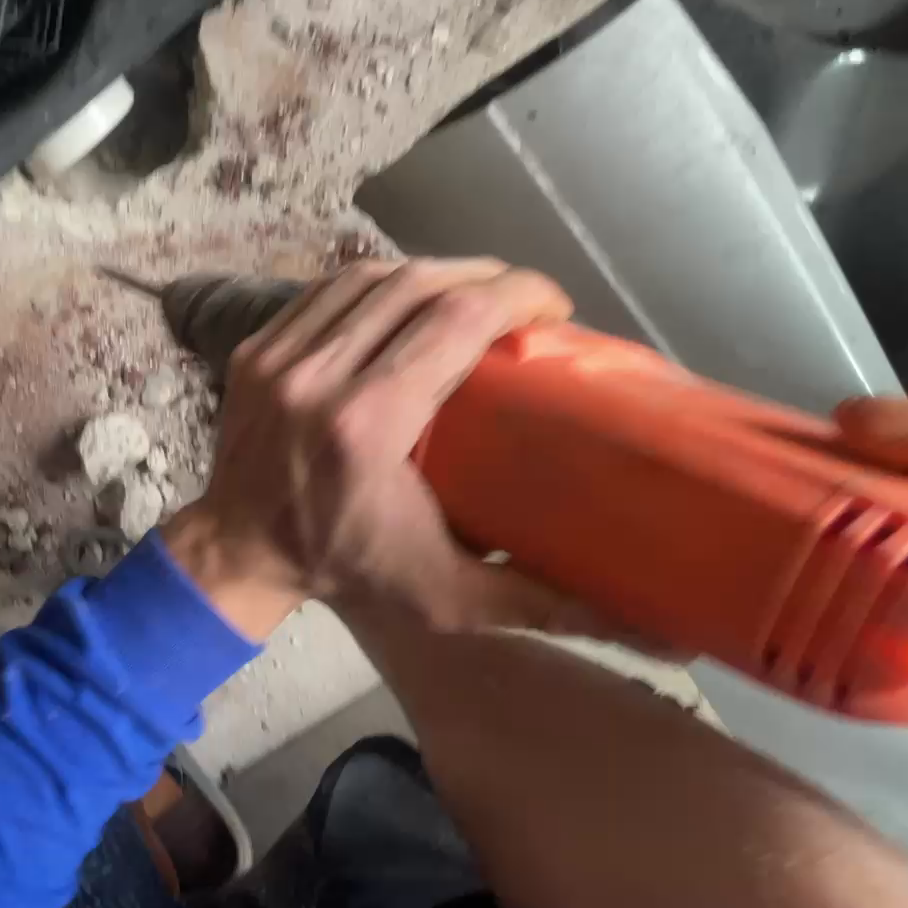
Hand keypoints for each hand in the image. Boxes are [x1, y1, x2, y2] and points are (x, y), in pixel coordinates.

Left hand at [165, 258, 611, 638]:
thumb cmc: (343, 570)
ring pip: (364, 279)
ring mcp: (276, 359)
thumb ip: (551, 604)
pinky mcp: (253, 352)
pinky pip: (320, 292)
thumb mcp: (448, 596)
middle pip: (414, 285)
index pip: (453, 320)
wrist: (238, 550)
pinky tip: (401, 297)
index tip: (552, 308)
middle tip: (521, 299)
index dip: (516, 294)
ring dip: (427, 273)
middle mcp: (317, 377)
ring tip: (468, 291)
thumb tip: (669, 634)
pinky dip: (369, 284)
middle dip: (481, 276)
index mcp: (366, 425)